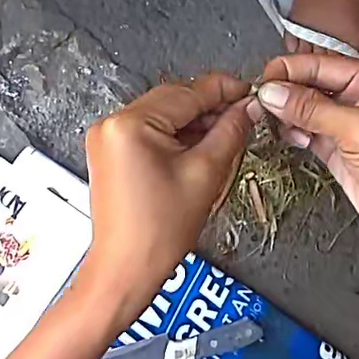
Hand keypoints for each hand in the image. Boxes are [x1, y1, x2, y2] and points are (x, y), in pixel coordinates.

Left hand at [84, 73, 254, 300]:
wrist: (126, 269)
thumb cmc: (158, 232)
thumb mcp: (206, 174)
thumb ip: (230, 132)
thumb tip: (247, 108)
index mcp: (131, 124)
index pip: (188, 92)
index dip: (225, 90)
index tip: (250, 92)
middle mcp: (113, 124)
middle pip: (175, 100)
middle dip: (211, 107)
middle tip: (245, 116)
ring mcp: (108, 137)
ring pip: (165, 115)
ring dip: (196, 122)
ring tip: (227, 135)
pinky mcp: (112, 151)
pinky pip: (152, 131)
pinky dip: (178, 136)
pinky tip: (202, 147)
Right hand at [252, 54, 358, 244]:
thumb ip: (314, 109)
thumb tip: (276, 92)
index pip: (322, 65)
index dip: (290, 71)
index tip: (263, 81)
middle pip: (311, 85)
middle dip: (284, 92)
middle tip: (259, 102)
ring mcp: (350, 125)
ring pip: (307, 110)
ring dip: (286, 114)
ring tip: (268, 119)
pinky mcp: (341, 151)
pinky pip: (310, 134)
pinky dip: (294, 134)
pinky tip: (285, 135)